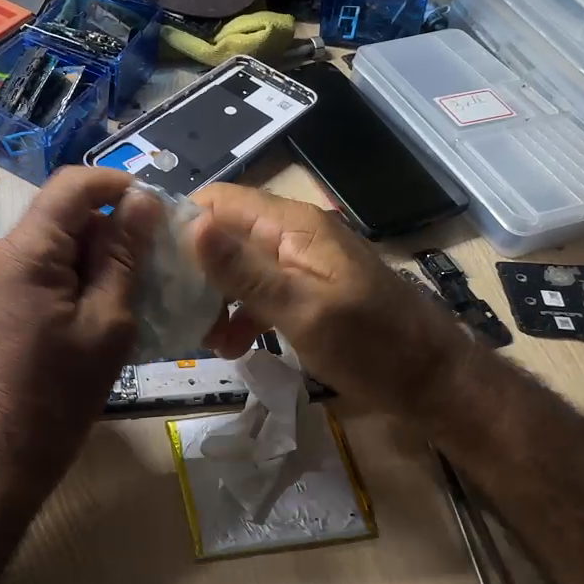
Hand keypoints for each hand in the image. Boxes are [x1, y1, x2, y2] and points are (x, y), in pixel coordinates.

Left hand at [0, 167, 160, 487]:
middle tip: (155, 253)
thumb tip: (144, 200)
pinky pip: (47, 263)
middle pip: (65, 210)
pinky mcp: (3, 294)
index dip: (117, 183)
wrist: (6, 449)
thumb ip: (124, 254)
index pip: (72, 185)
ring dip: (99, 250)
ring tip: (138, 280)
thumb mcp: (108, 320)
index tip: (157, 207)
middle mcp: (4, 250)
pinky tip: (109, 299)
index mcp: (26, 251)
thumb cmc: (62, 391)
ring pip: (58, 237)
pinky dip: (79, 271)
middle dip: (112, 223)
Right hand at [189, 183, 464, 410]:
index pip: (220, 201)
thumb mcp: (303, 312)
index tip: (148, 260)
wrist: (436, 382)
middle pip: (226, 231)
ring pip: (239, 263)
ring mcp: (302, 261)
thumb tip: (190, 224)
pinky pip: (261, 287)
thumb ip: (245, 271)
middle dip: (193, 265)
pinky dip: (240, 311)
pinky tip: (229, 344)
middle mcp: (294, 233)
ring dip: (214, 294)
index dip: (181, 222)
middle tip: (166, 304)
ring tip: (196, 335)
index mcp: (293, 226)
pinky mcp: (308, 288)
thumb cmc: (372, 347)